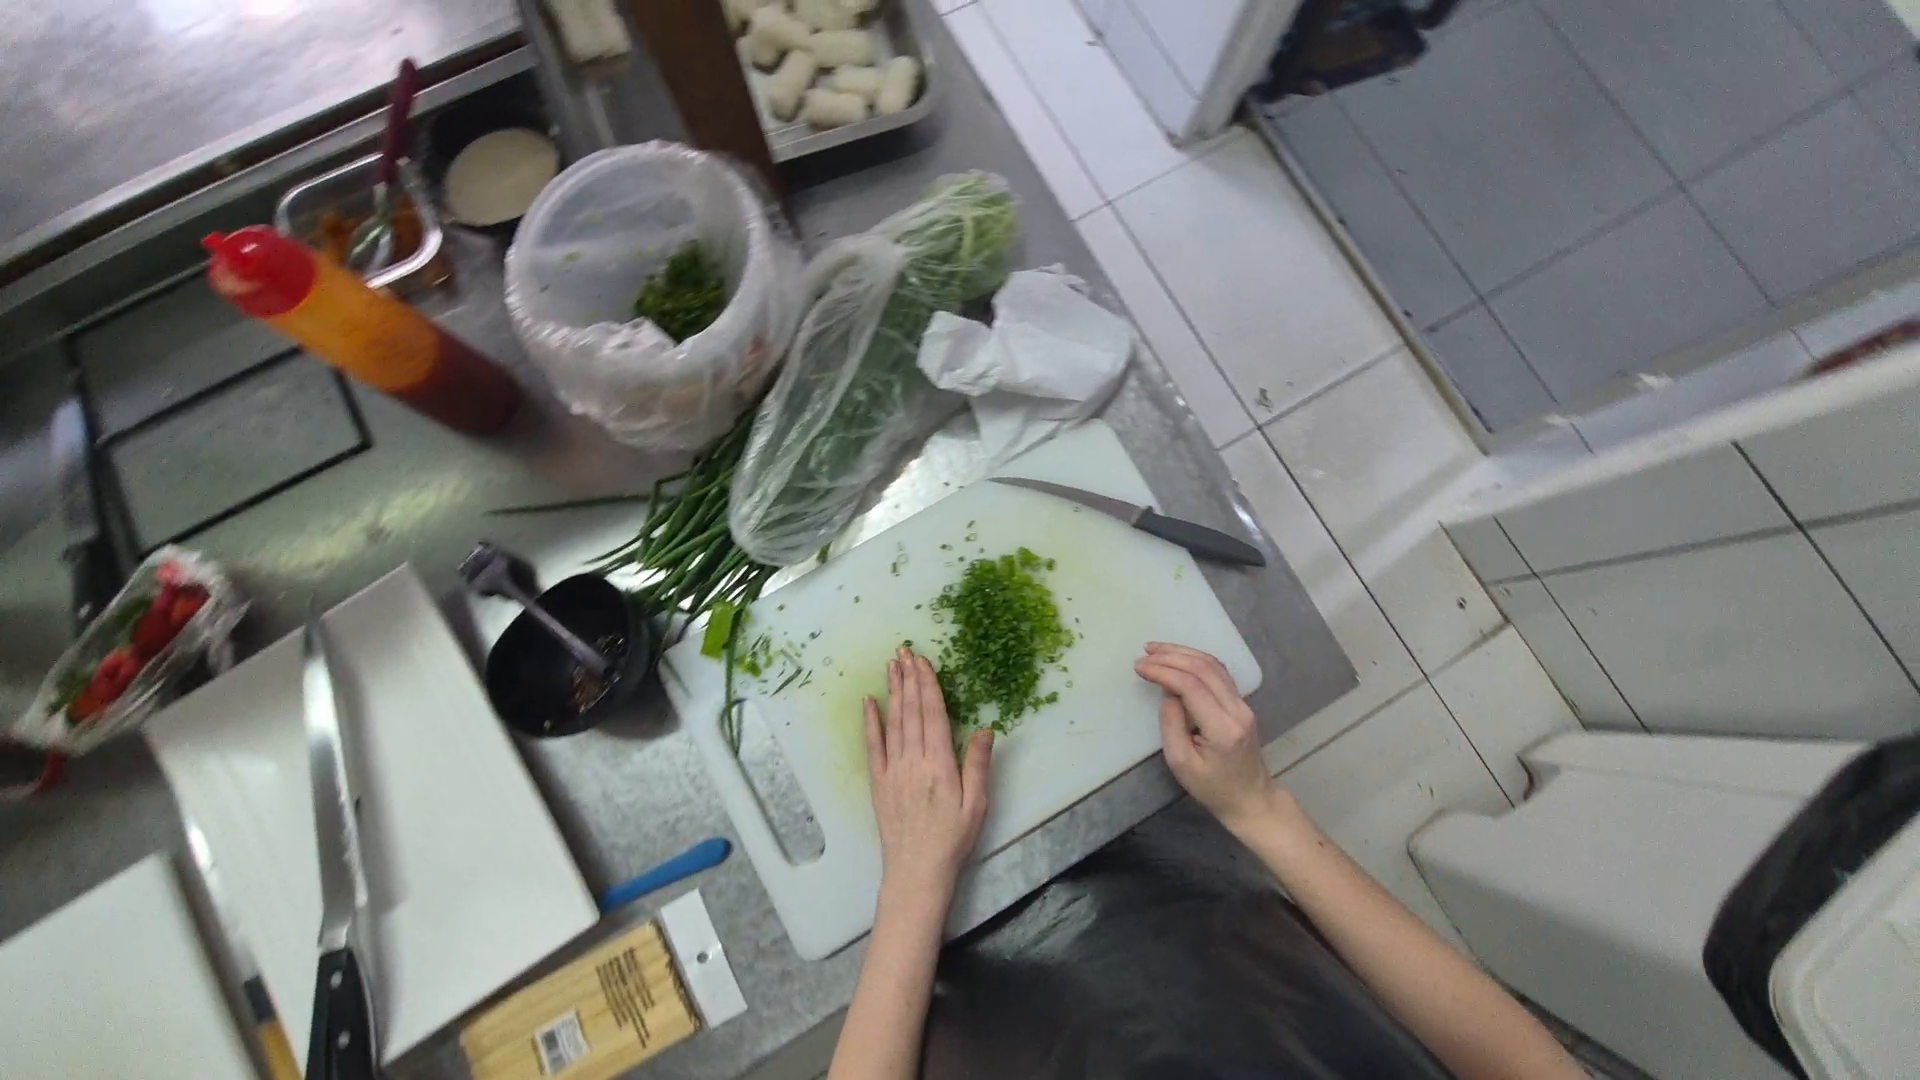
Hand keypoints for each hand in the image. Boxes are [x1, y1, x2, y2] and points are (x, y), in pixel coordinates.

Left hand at [864, 648, 993, 901]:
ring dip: (893, 691)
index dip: (928, 684)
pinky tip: (869, 702)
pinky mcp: (878, 782)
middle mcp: (913, 760)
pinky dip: (871, 722)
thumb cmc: (952, 839)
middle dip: (909, 678)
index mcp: (939, 763)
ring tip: (892, 666)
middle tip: (905, 650)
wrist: (916, 872)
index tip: (924, 661)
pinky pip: (873, 746)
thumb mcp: (977, 804)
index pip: (933, 714)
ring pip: (893, 722)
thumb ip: (978, 764)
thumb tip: (985, 728)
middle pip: (912, 711)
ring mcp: (892, 770)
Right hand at [1135, 642, 1284, 834]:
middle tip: (1144, 653)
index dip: (1163, 672)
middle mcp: (1237, 711)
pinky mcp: (1242, 703)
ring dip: (1184, 653)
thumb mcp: (1181, 763)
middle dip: (1171, 656)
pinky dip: (1196, 659)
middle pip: (1204, 669)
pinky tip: (1179, 657)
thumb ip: (1171, 723)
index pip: (1191, 687)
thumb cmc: (1212, 788)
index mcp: (1222, 729)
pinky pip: (1219, 672)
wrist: (1251, 799)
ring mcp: (1243, 705)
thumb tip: (1166, 690)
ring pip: (1214, 666)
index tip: (1139, 667)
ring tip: (1156, 649)